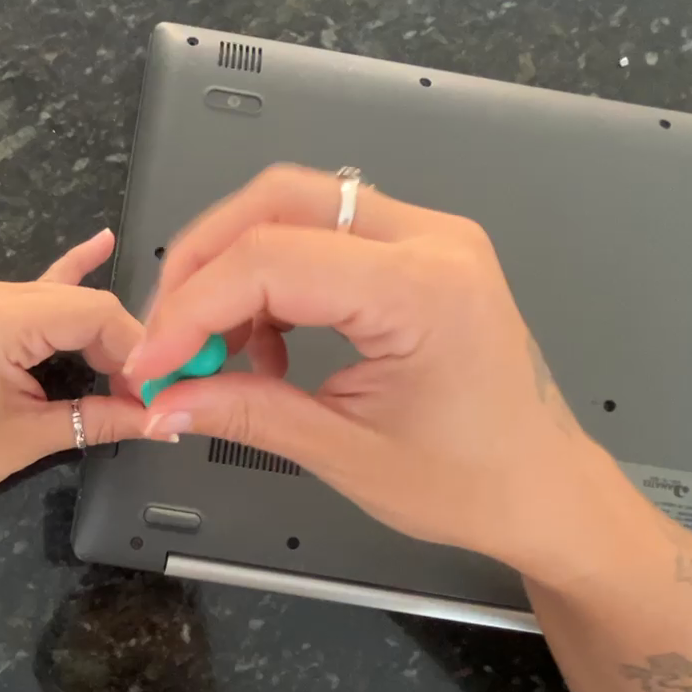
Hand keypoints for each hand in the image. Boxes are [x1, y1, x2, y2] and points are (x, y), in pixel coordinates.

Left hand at [0, 229, 154, 509]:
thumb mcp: (31, 437)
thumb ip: (102, 420)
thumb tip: (163, 420)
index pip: (93, 314)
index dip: (136, 350)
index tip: (158, 389)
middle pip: (82, 303)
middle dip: (122, 347)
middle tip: (148, 390)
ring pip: (66, 299)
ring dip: (101, 332)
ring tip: (134, 366)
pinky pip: (37, 290)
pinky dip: (70, 273)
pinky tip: (101, 242)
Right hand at [125, 165, 617, 580]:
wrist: (543, 490)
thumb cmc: (467, 483)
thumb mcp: (343, 453)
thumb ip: (246, 413)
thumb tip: (164, 402)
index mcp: (421, 289)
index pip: (269, 262)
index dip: (189, 310)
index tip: (149, 364)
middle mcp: (427, 238)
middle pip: (275, 201)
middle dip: (200, 264)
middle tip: (167, 334)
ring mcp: (425, 236)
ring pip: (293, 207)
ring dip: (233, 268)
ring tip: (217, 348)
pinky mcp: (414, 252)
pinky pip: (319, 235)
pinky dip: (270, 280)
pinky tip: (265, 344)